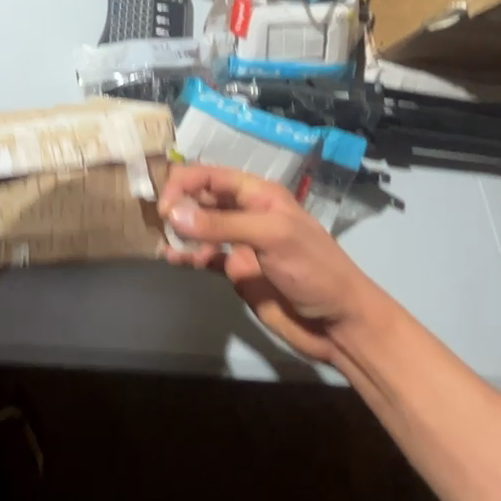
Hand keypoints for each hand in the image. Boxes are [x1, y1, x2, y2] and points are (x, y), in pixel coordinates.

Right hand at [159, 163, 386, 363]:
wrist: (341, 326)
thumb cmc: (314, 271)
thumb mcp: (271, 237)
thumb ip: (221, 225)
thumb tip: (172, 214)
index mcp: (258, 195)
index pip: (210, 175)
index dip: (183, 183)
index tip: (165, 206)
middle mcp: (245, 213)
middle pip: (200, 197)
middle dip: (177, 204)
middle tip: (160, 223)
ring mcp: (239, 242)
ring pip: (197, 226)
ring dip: (179, 231)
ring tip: (167, 244)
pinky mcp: (236, 270)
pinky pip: (202, 256)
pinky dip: (185, 255)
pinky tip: (172, 259)